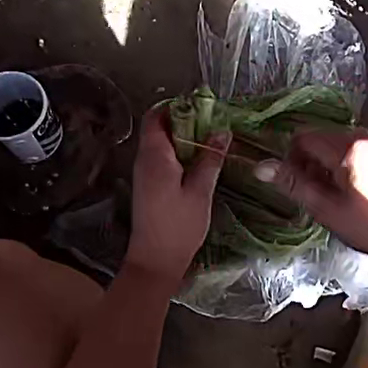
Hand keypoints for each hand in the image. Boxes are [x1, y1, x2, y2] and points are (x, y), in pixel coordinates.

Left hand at [124, 108, 227, 281]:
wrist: (155, 261)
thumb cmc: (178, 226)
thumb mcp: (200, 191)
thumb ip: (211, 160)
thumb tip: (222, 131)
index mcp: (155, 157)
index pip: (155, 117)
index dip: (176, 106)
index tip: (202, 107)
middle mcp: (144, 161)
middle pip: (158, 128)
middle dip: (184, 120)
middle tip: (213, 123)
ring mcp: (145, 174)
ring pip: (161, 144)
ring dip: (184, 138)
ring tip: (212, 141)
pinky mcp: (149, 186)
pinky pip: (162, 159)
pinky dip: (180, 154)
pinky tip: (201, 162)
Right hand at [254, 129, 367, 268]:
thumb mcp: (325, 208)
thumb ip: (293, 183)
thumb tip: (261, 166)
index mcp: (347, 148)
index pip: (303, 137)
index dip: (290, 157)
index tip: (293, 182)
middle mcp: (363, 137)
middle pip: (319, 135)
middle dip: (307, 159)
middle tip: (310, 190)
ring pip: (335, 141)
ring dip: (323, 161)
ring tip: (328, 193)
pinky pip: (352, 147)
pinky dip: (341, 161)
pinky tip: (346, 189)